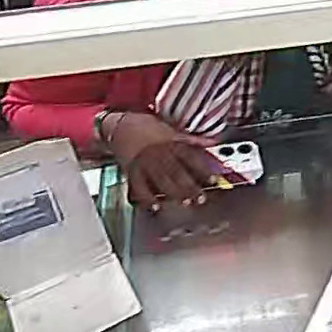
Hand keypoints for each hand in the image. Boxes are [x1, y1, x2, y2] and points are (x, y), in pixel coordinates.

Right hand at [103, 111, 221, 208]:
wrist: (119, 125)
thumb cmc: (146, 127)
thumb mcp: (170, 129)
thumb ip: (191, 139)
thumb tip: (212, 142)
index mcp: (170, 142)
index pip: (190, 157)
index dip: (203, 169)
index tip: (213, 180)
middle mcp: (159, 153)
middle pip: (177, 172)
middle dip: (190, 186)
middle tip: (200, 198)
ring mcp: (145, 163)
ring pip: (161, 180)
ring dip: (174, 193)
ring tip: (184, 202)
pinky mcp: (132, 171)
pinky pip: (140, 186)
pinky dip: (147, 198)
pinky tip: (155, 206)